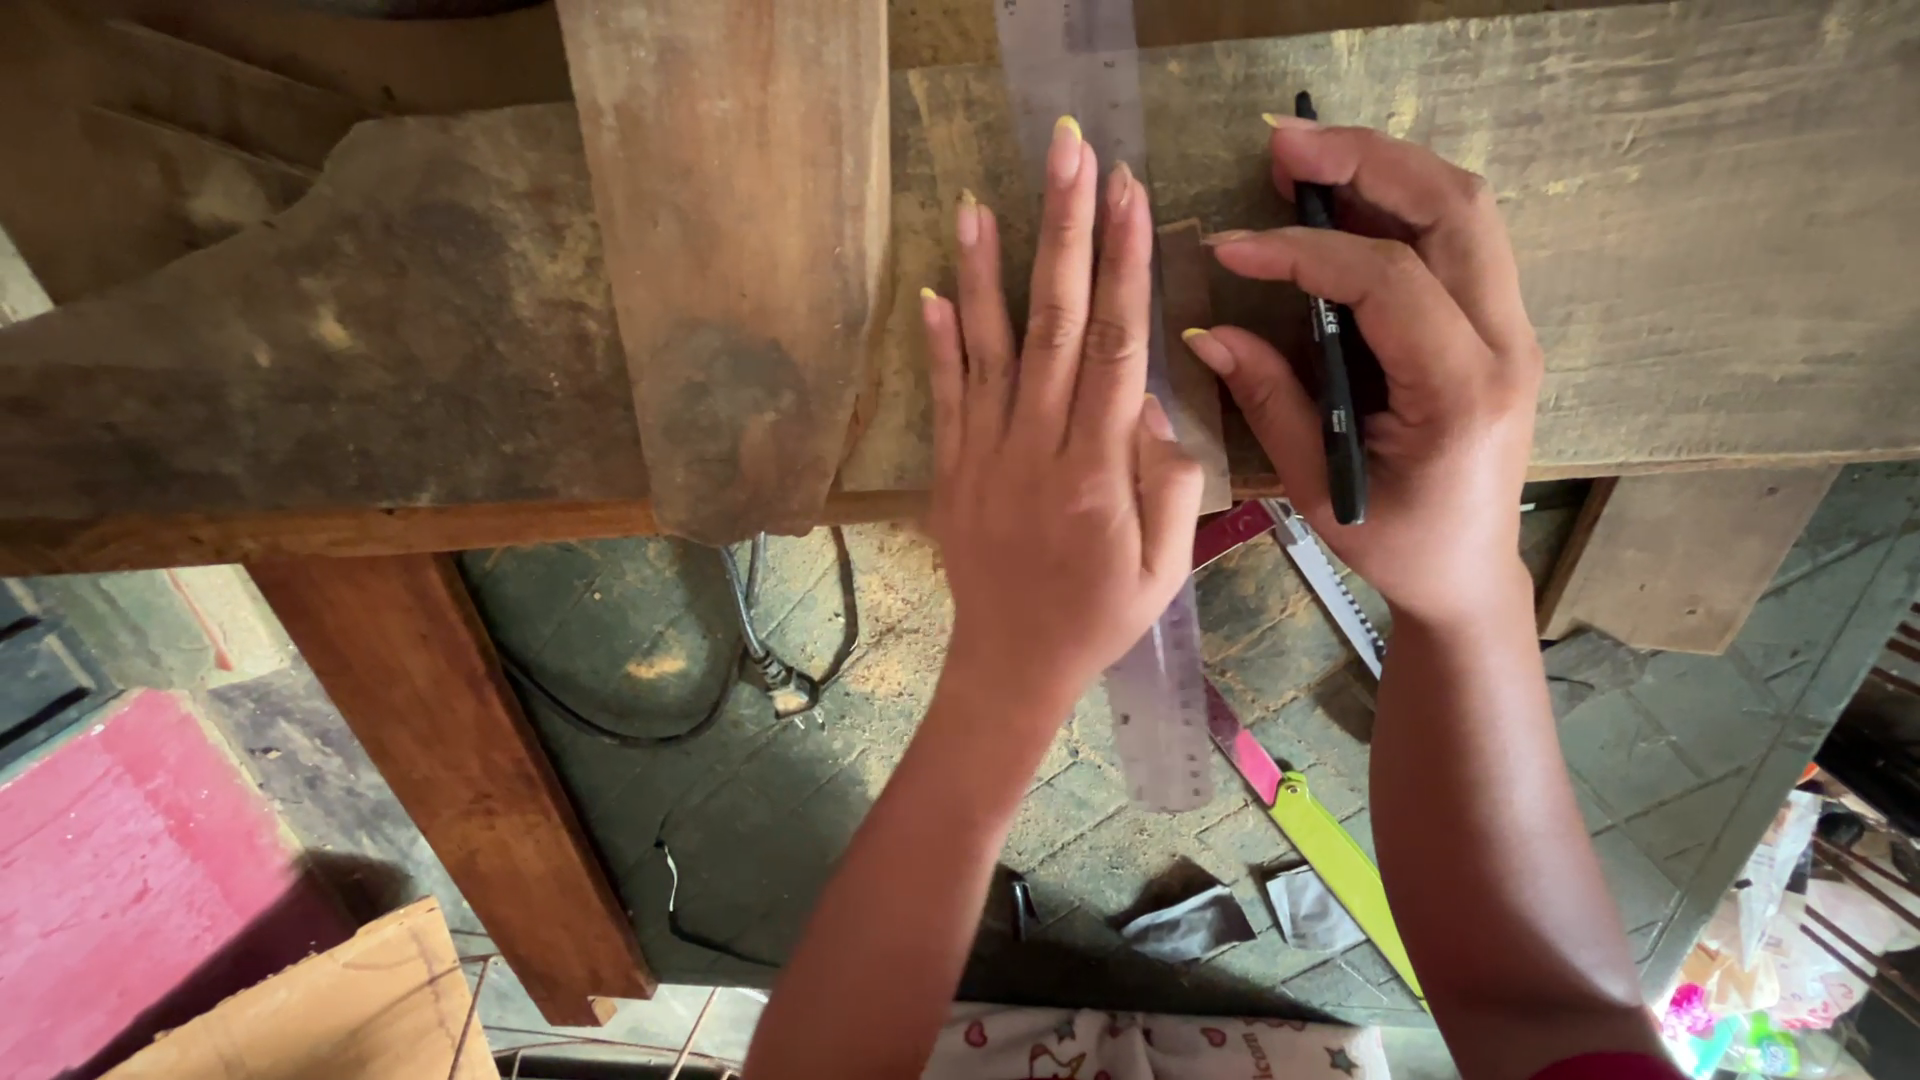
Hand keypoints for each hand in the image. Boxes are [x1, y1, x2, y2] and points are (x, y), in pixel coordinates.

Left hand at [919, 117, 1203, 710]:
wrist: (1011, 663)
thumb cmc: (1098, 619)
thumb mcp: (1166, 567)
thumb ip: (1171, 483)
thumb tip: (1153, 409)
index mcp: (1097, 473)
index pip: (1118, 348)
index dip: (1125, 265)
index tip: (1127, 193)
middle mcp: (1036, 451)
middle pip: (1056, 326)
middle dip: (1064, 233)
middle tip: (1066, 154)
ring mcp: (983, 458)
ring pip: (989, 351)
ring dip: (986, 272)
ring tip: (978, 201)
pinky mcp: (949, 472)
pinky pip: (944, 399)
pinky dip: (938, 345)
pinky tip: (933, 291)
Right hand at [1181, 117, 1542, 624]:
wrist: (1468, 570)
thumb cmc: (1392, 543)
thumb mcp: (1316, 485)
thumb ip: (1268, 399)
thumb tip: (1209, 331)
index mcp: (1459, 394)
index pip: (1385, 282)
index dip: (1302, 251)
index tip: (1229, 246)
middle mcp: (1505, 345)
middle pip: (1454, 208)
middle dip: (1365, 161)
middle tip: (1283, 146)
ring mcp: (1513, 328)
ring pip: (1466, 209)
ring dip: (1387, 169)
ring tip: (1308, 160)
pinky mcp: (1497, 325)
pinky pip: (1459, 238)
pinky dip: (1401, 203)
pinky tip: (1345, 202)